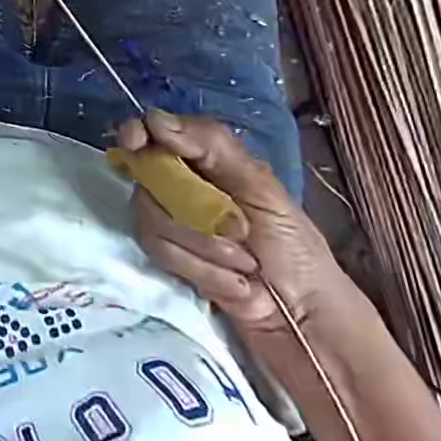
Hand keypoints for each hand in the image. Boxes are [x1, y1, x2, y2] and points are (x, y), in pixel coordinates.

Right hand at [117, 109, 344, 335]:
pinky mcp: (169, 257)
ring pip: (153, 217)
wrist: (305, 320)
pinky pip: (162, 252)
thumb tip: (155, 120)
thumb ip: (211, 145)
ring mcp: (171, 220)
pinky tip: (234, 282)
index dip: (138, 133)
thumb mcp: (262, 187)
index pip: (154, 131)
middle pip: (148, 177)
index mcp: (204, 158)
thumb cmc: (294, 247)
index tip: (135, 141)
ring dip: (205, 245)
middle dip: (194, 209)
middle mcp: (179, 183)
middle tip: (241, 230)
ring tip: (245, 263)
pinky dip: (202, 270)